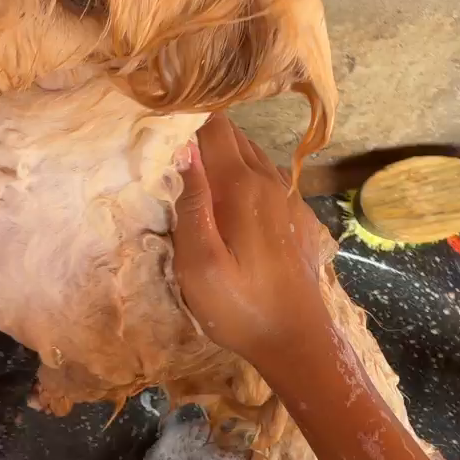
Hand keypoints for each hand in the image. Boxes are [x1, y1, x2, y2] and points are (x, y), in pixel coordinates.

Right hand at [171, 113, 332, 366]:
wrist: (297, 341)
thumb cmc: (239, 306)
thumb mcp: (198, 264)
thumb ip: (191, 203)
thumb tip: (183, 150)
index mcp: (242, 186)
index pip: (214, 127)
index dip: (187, 119)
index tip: (161, 126)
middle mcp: (269, 180)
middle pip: (233, 135)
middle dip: (202, 133)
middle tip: (169, 148)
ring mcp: (289, 197)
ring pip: (252, 153)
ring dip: (224, 154)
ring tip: (195, 169)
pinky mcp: (298, 216)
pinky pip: (268, 177)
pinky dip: (246, 174)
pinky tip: (232, 199)